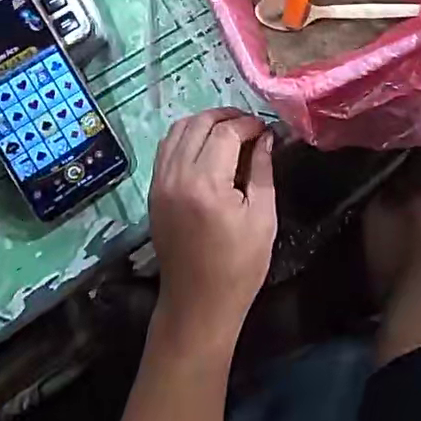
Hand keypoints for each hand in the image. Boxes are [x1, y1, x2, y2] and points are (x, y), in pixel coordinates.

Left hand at [148, 108, 276, 342]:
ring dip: (204, 122)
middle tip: (251, 125)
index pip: (226, 132)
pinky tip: (206, 146)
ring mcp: (160, 182)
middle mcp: (176, 176)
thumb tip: (266, 137)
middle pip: (198, 123)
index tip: (267, 129)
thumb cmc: (239, 266)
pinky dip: (186, 137)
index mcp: (206, 184)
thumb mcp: (263, 217)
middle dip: (227, 116)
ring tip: (229, 130)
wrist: (198, 304)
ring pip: (177, 130)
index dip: (249, 124)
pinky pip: (166, 148)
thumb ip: (262, 170)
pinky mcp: (153, 190)